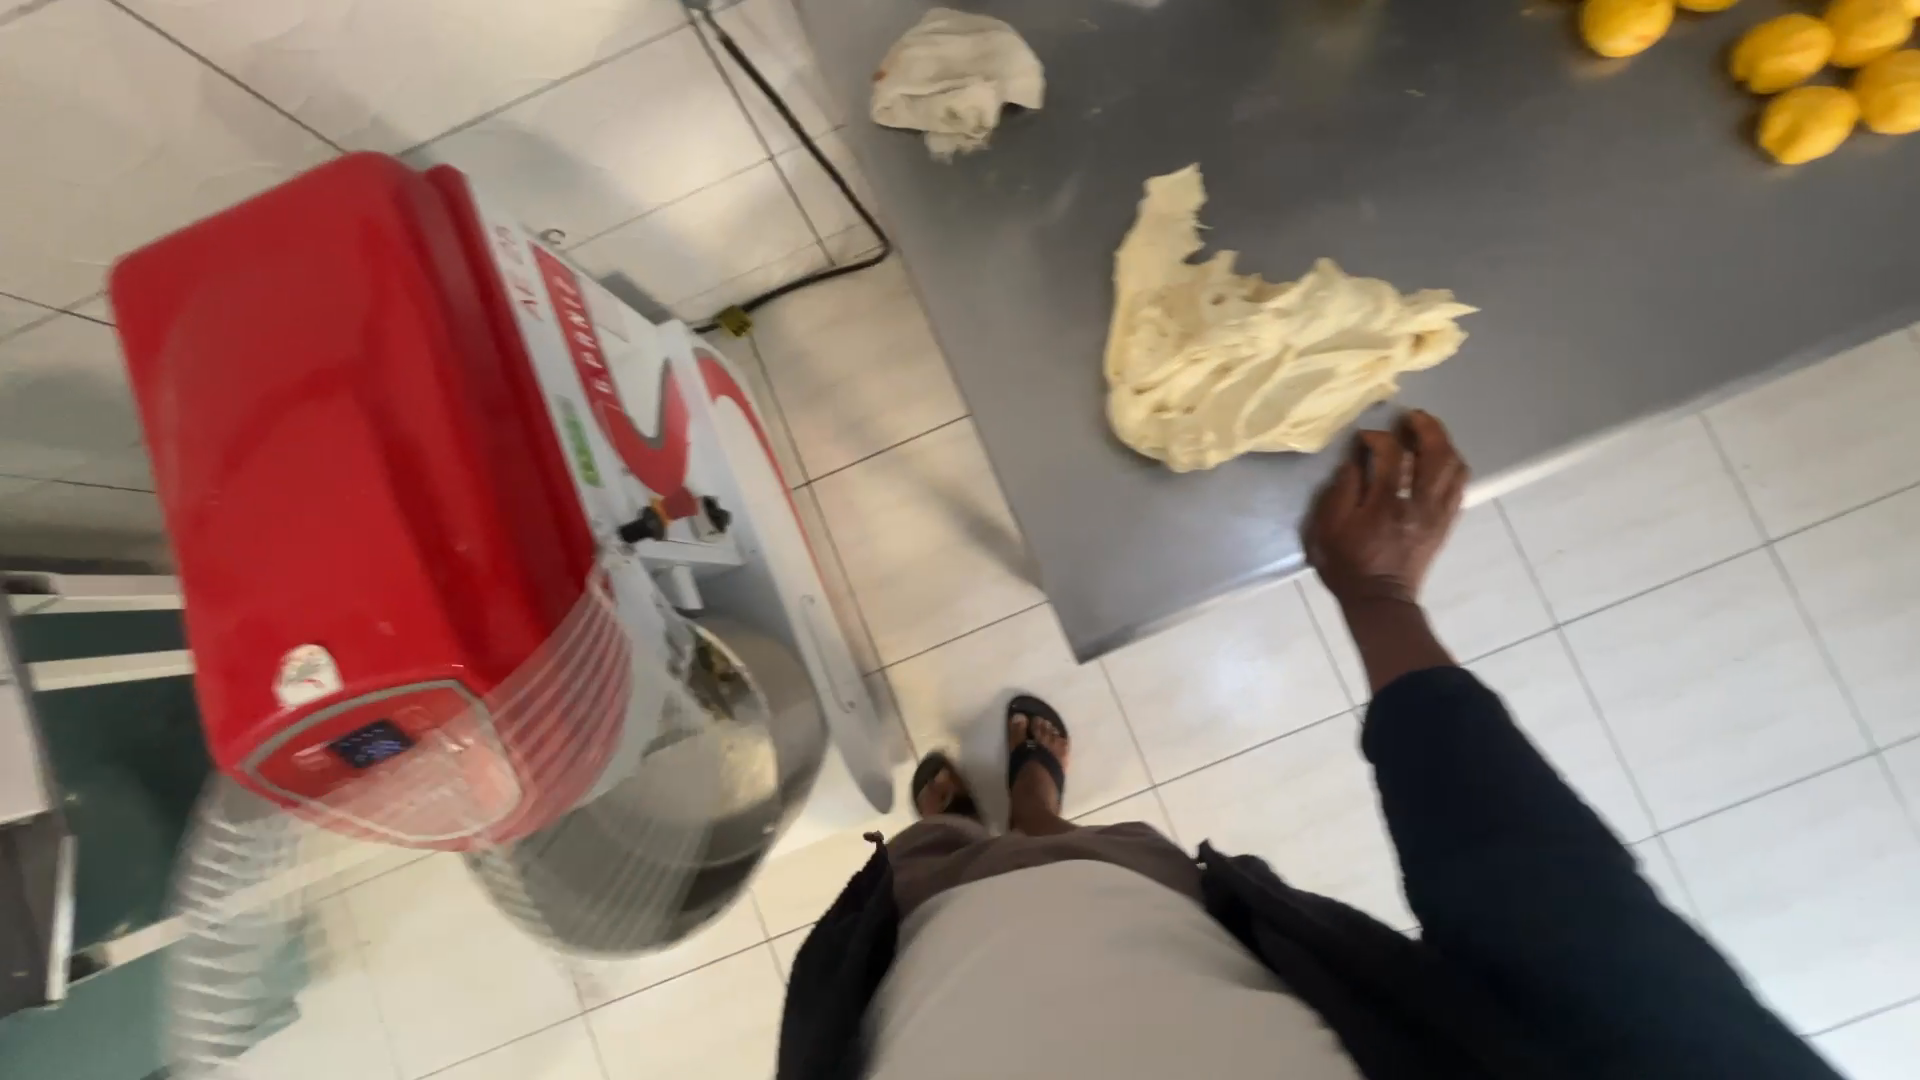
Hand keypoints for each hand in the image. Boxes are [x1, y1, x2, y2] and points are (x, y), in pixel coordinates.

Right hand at [1303, 410, 1468, 607]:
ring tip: (1426, 434)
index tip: (1363, 437)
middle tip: (1410, 417)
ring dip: (1443, 444)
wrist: (1380, 600)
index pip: (1392, 455)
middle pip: (1436, 453)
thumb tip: (1353, 463)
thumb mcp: (1327, 530)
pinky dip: (1451, 466)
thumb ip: (1340, 493)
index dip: (1378, 438)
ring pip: (1454, 466)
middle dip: (1426, 428)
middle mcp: (1419, 503)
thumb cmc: (1346, 566)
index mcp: (1386, 504)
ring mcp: (1438, 513)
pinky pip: (1459, 485)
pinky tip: (1438, 462)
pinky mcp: (1446, 522)